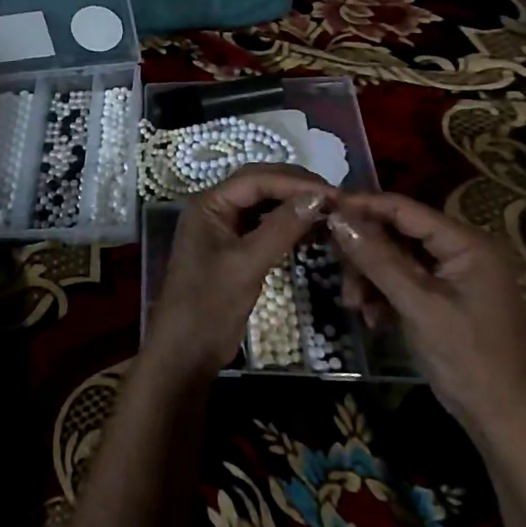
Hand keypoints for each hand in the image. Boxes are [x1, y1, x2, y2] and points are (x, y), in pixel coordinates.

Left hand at [146, 164, 335, 381]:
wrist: (187, 347)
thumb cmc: (209, 302)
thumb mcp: (247, 263)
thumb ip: (281, 228)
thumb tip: (319, 197)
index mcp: (208, 204)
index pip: (255, 179)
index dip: (295, 182)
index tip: (335, 193)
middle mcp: (215, 209)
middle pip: (260, 185)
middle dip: (297, 188)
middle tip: (338, 199)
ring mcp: (224, 228)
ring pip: (264, 205)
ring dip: (295, 206)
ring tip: (332, 213)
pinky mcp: (235, 248)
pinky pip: (265, 226)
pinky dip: (289, 226)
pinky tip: (315, 232)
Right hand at [327, 193, 525, 438]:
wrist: (505, 420)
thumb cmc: (468, 358)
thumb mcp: (418, 305)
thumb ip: (377, 259)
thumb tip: (337, 218)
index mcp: (467, 245)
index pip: (405, 209)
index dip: (361, 205)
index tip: (320, 209)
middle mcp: (462, 252)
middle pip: (396, 233)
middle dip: (363, 252)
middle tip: (336, 270)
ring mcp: (453, 276)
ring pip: (394, 259)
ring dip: (369, 278)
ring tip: (355, 305)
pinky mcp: (444, 298)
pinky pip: (402, 282)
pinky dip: (382, 295)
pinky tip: (371, 317)